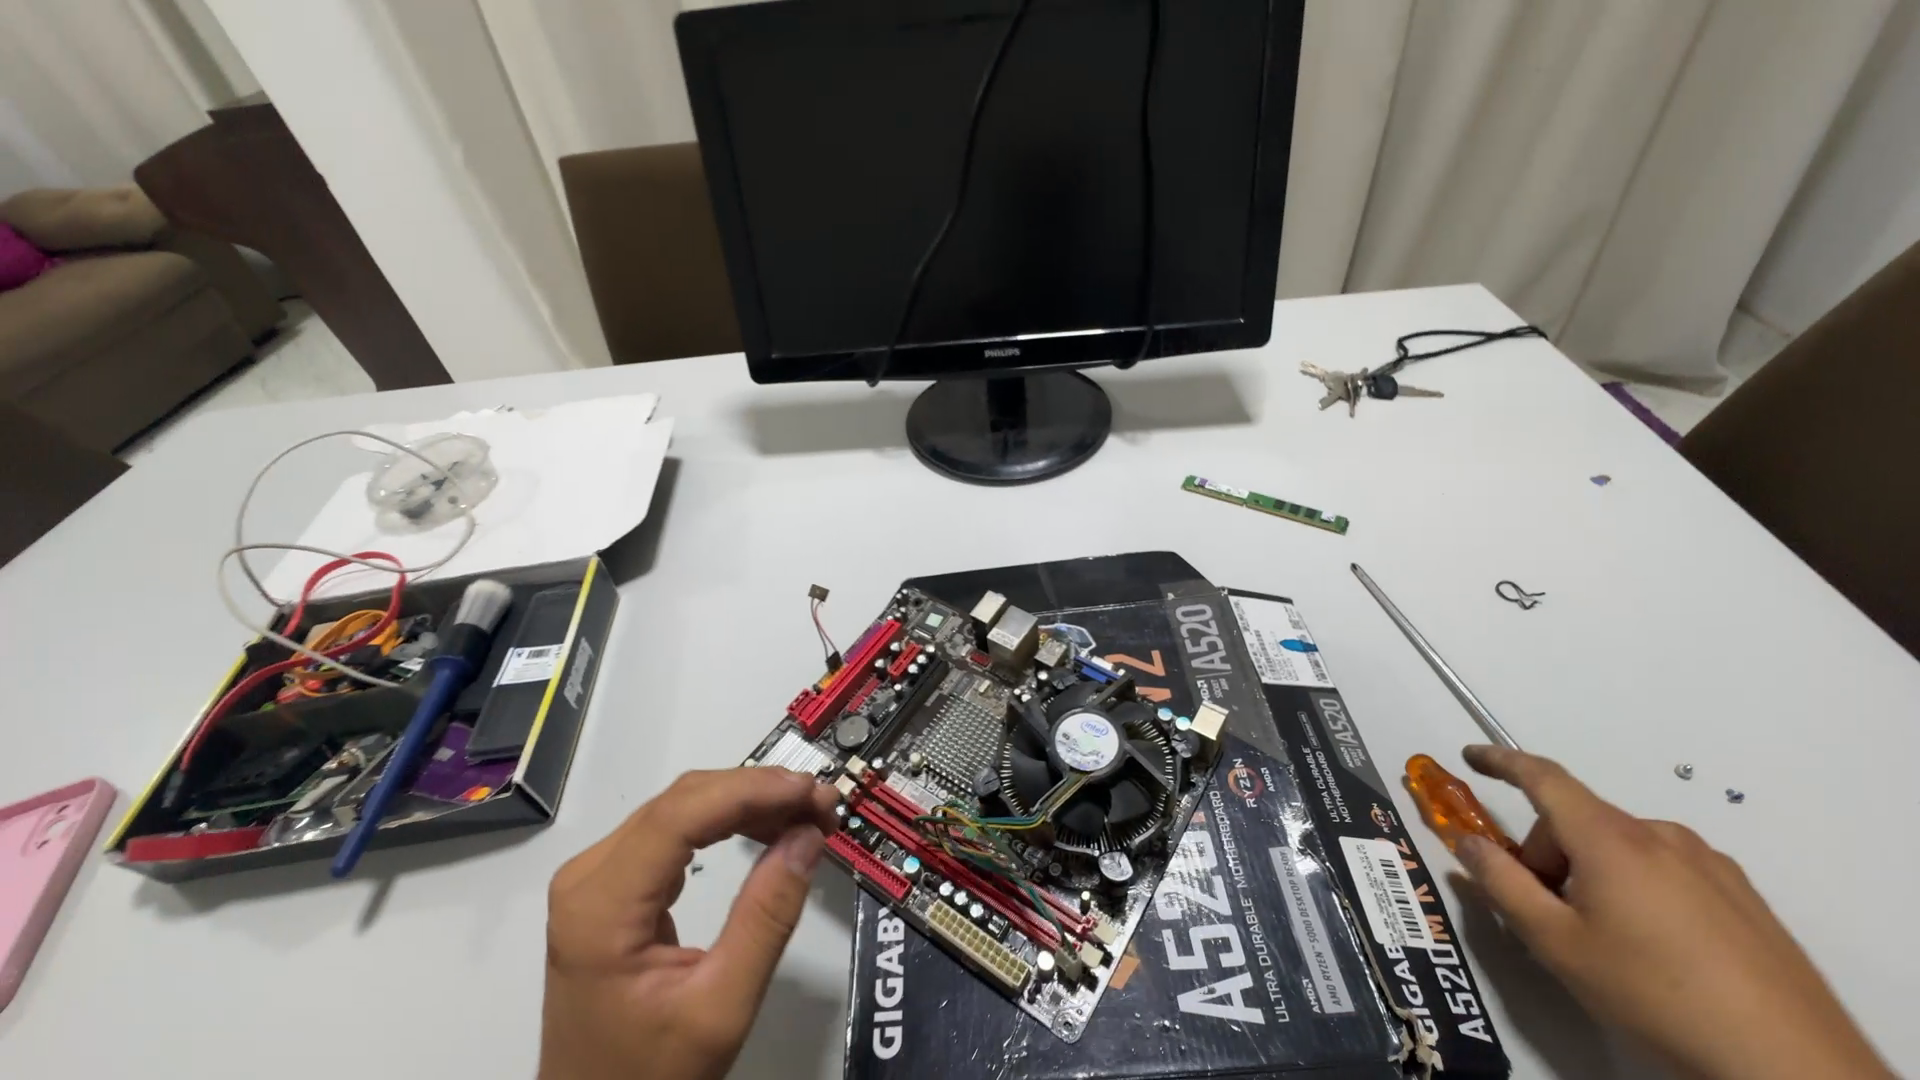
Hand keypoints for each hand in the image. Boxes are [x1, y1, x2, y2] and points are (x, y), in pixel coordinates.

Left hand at [539, 768, 839, 1079]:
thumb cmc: (652, 1074)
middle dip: (759, 793)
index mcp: (602, 905)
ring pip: (681, 808)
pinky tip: (768, 829)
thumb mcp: (721, 1007)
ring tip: (808, 817)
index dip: (751, 791)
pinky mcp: (612, 886)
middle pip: (682, 802)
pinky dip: (727, 822)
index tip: (812, 793)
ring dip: (747, 803)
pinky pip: (675, 831)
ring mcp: (596, 878)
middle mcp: (590, 875)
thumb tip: (808, 836)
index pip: (681, 816)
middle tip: (824, 806)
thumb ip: (766, 919)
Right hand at [1453, 745, 1891, 1079]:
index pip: (1543, 778)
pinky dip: (1635, 887)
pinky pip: (1665, 869)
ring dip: (1590, 873)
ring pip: (1621, 847)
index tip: (1469, 754)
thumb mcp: (1555, 943)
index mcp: (1609, 839)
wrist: (1787, 1062)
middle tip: (1542, 914)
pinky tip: (1653, 947)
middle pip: (1577, 823)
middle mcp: (1659, 835)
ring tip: (1601, 939)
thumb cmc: (1652, 993)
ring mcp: (1709, 863)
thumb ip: (1501, 884)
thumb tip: (1465, 841)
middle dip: (1545, 856)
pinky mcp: (1742, 894)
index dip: (1500, 761)